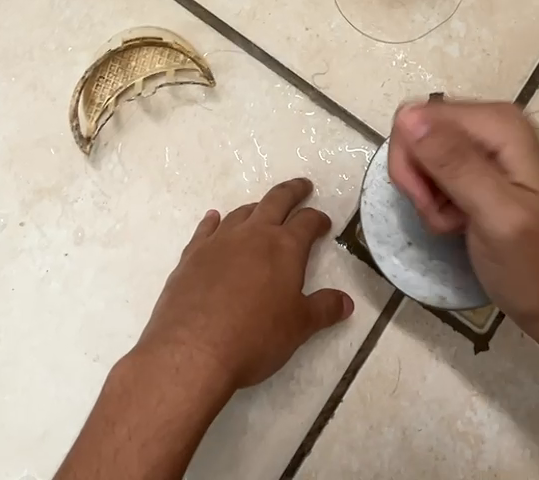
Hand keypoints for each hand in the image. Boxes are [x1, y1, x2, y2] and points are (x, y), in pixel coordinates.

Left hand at [134, 178, 354, 393]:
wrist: (192, 352)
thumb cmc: (254, 338)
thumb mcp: (298, 327)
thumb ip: (324, 309)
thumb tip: (346, 302)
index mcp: (284, 247)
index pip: (307, 222)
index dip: (318, 220)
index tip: (324, 224)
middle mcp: (253, 235)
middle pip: (276, 201)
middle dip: (292, 192)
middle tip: (302, 186)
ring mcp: (219, 242)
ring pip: (241, 212)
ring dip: (255, 207)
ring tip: (262, 209)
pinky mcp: (192, 256)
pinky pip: (206, 229)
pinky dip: (213, 221)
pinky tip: (214, 219)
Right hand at [386, 100, 538, 334]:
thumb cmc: (535, 264)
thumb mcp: (496, 215)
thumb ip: (455, 164)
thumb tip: (408, 118)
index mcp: (499, 122)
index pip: (419, 116)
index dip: (411, 161)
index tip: (429, 203)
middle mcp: (490, 123)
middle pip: (416, 132)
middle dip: (419, 180)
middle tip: (444, 217)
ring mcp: (483, 145)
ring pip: (420, 156)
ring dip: (427, 197)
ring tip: (456, 224)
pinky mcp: (475, 168)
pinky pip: (431, 173)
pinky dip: (435, 203)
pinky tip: (459, 223)